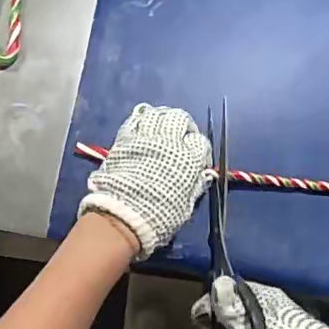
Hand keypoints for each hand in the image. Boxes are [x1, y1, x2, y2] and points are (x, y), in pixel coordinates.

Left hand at [78, 104, 209, 259]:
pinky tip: (142, 125)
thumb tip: (205, 175)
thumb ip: (195, 186)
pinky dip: (140, 120)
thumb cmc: (158, 214)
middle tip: (180, 135)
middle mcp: (168, 143)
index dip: (199, 148)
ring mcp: (144, 138)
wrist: (123, 213)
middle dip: (183, 125)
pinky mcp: (124, 139)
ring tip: (161, 127)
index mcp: (188, 159)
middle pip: (179, 119)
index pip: (200, 142)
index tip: (196, 157)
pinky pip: (134, 120)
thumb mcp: (185, 205)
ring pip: (157, 114)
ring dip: (161, 117)